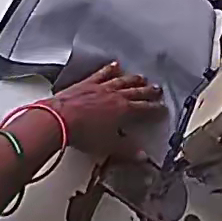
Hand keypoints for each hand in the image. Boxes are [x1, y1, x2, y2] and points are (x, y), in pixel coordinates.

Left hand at [52, 62, 166, 157]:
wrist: (60, 119)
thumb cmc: (83, 133)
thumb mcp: (108, 146)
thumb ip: (127, 150)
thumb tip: (141, 156)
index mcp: (123, 110)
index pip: (144, 108)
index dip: (155, 109)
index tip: (161, 108)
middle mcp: (115, 95)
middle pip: (136, 92)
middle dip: (148, 91)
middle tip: (157, 89)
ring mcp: (101, 87)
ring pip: (123, 80)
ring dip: (133, 79)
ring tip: (141, 77)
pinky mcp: (87, 83)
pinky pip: (103, 73)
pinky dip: (110, 68)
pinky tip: (115, 65)